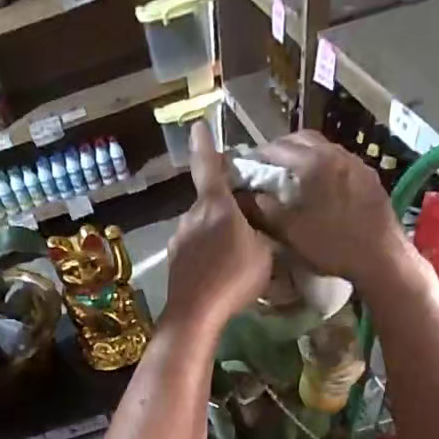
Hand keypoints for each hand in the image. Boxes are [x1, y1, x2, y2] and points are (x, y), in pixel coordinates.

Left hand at [164, 122, 272, 334]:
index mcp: (215, 205)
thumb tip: (259, 225)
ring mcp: (179, 239)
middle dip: (225, 203)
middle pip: (209, 200)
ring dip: (216, 230)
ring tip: (236, 250)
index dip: (205, 145)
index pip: (209, 166)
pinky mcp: (174, 260)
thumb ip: (262, 230)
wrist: (194, 314)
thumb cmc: (233, 278)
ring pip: (201, 225)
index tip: (198, 125)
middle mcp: (191, 216)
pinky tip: (219, 269)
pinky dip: (206, 250)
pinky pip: (194, 245)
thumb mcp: (264, 251)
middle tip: (247, 216)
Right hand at [245, 130, 412, 282]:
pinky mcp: (368, 176)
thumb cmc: (330, 244)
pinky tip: (317, 186)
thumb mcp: (288, 230)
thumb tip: (242, 194)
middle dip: (279, 149)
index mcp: (313, 163)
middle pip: (302, 139)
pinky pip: (338, 160)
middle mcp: (336, 154)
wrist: (380, 256)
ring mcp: (355, 163)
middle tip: (264, 168)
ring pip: (322, 147)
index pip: (277, 148)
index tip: (244, 169)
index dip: (256, 156)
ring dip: (302, 155)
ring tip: (289, 176)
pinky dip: (321, 165)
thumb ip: (262, 208)